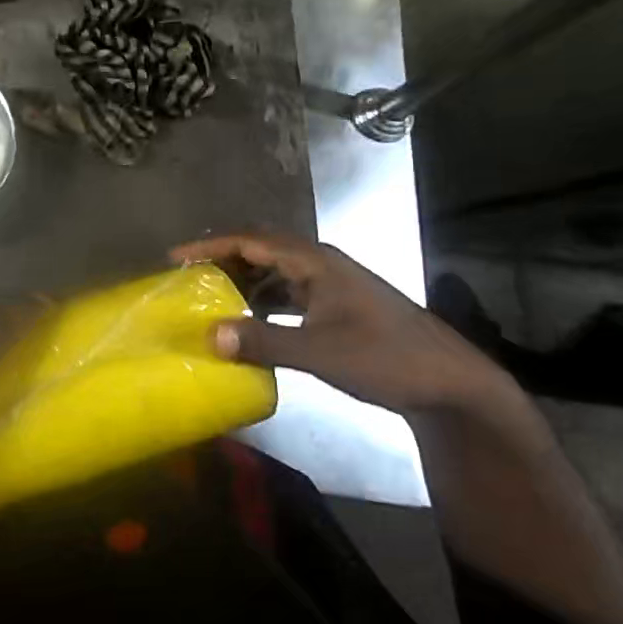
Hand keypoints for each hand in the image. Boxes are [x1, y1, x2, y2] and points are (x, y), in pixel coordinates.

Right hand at [171, 233, 513, 414]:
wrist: (448, 382)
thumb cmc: (386, 358)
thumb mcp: (320, 352)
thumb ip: (263, 342)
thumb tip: (208, 335)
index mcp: (315, 262)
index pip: (253, 241)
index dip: (211, 246)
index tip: (174, 256)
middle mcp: (321, 265)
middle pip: (262, 251)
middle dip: (223, 261)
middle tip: (186, 279)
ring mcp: (331, 286)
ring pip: (275, 274)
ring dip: (243, 284)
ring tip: (209, 300)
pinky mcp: (337, 306)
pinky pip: (288, 295)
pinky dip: (263, 304)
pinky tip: (249, 323)